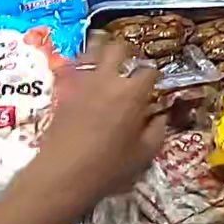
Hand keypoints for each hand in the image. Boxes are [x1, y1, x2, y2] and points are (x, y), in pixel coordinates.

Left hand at [31, 37, 165, 209]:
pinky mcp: (63, 90)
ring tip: (107, 61)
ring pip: (92, 51)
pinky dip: (82, 67)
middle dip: (128, 51)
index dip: (154, 75)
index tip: (154, 83)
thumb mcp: (144, 154)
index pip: (149, 71)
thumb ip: (158, 130)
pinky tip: (86, 76)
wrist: (62, 174)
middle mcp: (108, 79)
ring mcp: (82, 82)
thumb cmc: (108, 167)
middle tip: (131, 62)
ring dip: (102, 51)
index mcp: (133, 93)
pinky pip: (74, 68)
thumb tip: (161, 116)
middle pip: (119, 48)